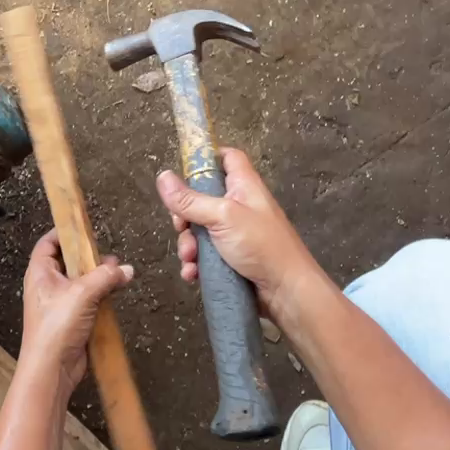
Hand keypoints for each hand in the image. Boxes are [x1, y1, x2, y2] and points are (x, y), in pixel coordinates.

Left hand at [19, 229, 131, 396]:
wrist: (52, 368)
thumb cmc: (56, 326)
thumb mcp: (82, 293)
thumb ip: (106, 277)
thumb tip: (126, 269)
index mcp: (40, 272)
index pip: (48, 243)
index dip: (63, 233)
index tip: (83, 227)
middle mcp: (48, 285)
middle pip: (68, 261)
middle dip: (88, 256)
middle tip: (107, 252)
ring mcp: (60, 302)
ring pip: (81, 281)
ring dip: (98, 276)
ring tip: (117, 271)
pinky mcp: (72, 318)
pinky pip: (88, 300)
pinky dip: (101, 294)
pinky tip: (116, 291)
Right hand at [156, 148, 328, 327]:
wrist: (287, 292)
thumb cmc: (261, 245)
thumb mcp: (222, 216)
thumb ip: (190, 199)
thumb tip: (162, 177)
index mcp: (243, 185)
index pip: (227, 157)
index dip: (207, 157)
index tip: (184, 170)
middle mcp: (239, 205)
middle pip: (202, 197)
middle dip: (185, 215)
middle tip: (181, 227)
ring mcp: (235, 232)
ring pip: (200, 229)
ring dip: (189, 244)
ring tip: (190, 259)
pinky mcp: (232, 256)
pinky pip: (206, 253)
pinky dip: (196, 262)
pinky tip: (193, 273)